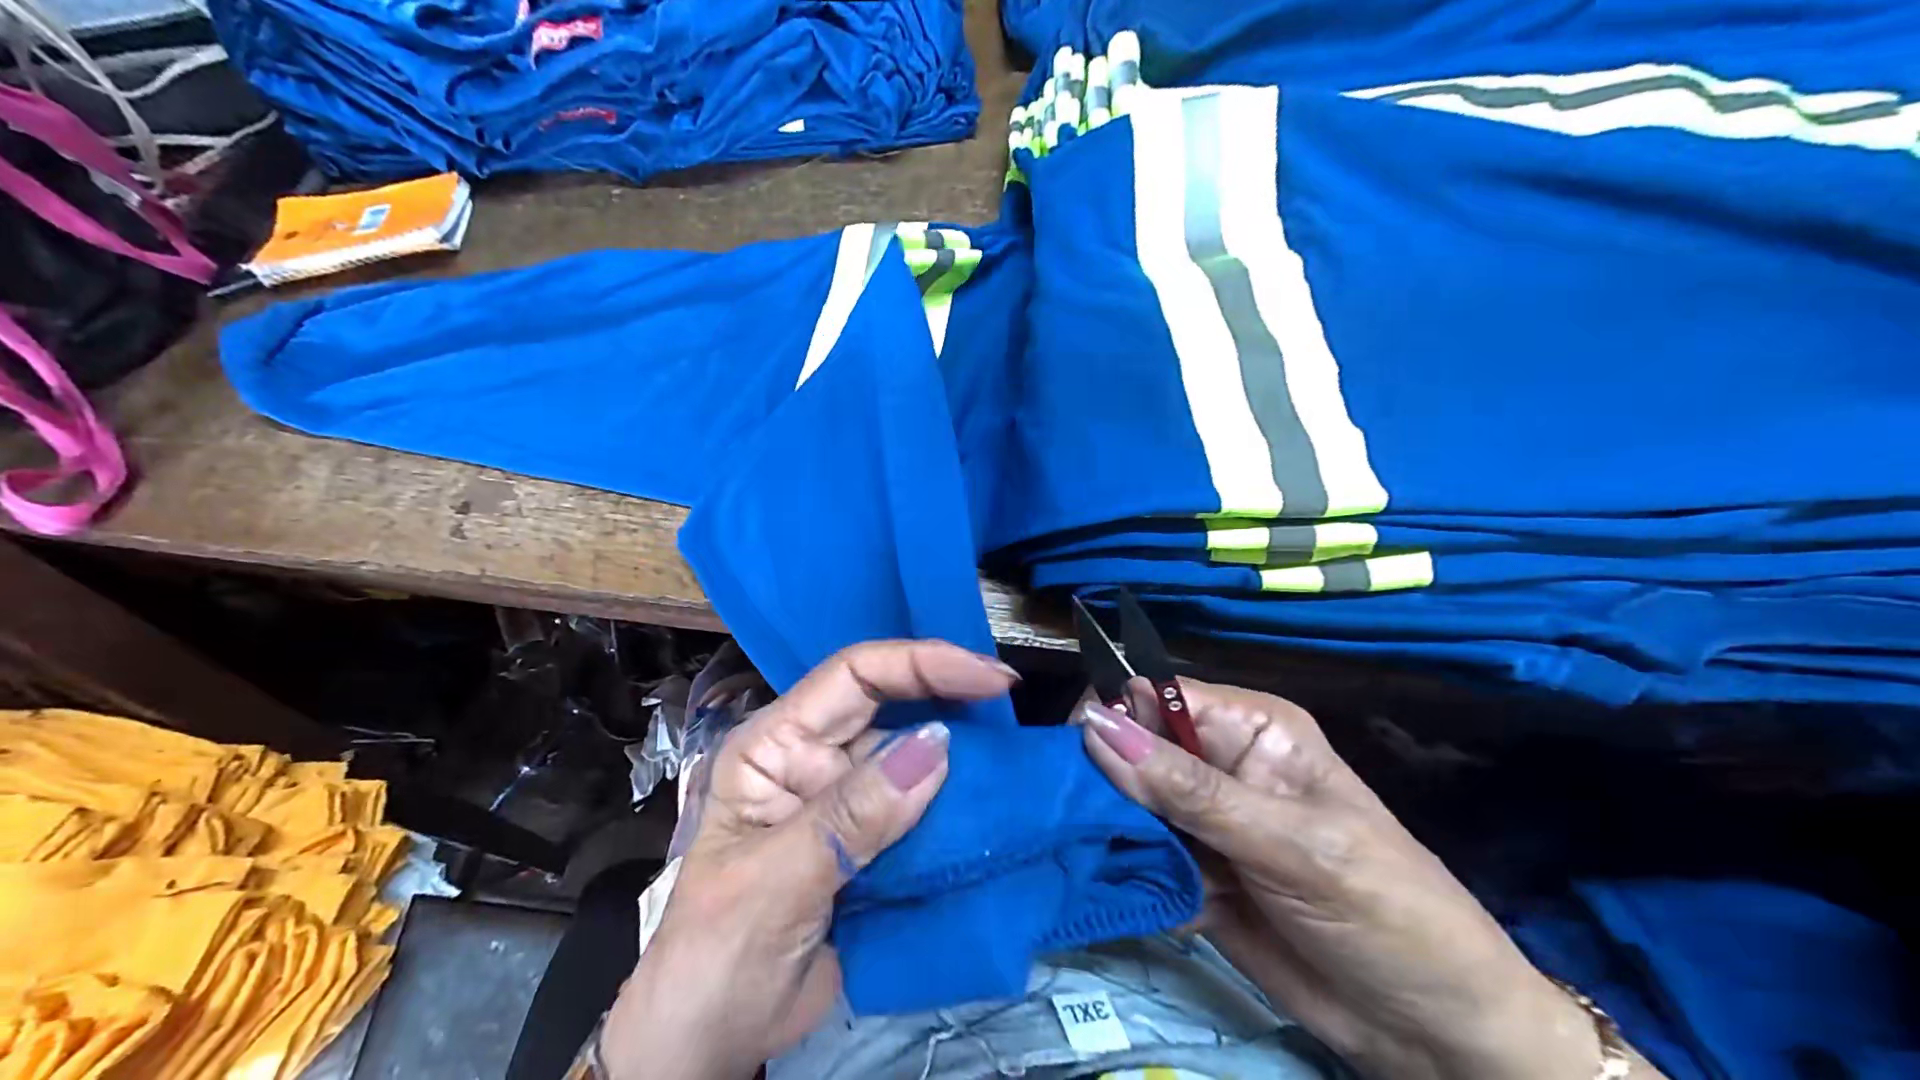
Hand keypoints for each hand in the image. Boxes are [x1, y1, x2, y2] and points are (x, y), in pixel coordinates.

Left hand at [600, 640, 1018, 1079]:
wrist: (710, 1042)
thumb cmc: (715, 955)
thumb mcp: (776, 880)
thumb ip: (852, 815)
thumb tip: (938, 744)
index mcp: (775, 745)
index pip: (852, 677)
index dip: (921, 665)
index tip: (987, 676)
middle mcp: (813, 760)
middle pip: (888, 706)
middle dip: (949, 695)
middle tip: (1010, 703)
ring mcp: (844, 802)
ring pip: (912, 757)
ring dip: (961, 755)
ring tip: (1014, 756)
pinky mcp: (870, 843)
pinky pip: (922, 810)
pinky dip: (958, 807)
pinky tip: (994, 806)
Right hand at [1080, 679, 1662, 1079]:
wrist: (1436, 1034)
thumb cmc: (1386, 913)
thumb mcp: (1289, 842)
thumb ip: (1188, 788)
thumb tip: (1095, 726)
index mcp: (1249, 729)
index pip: (1156, 696)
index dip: (1110, 714)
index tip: (1067, 756)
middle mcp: (1216, 766)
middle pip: (1131, 749)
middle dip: (1099, 778)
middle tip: (1067, 815)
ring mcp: (1201, 824)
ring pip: (1124, 805)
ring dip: (1105, 829)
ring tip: (1081, 855)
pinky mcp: (1190, 875)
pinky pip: (1135, 858)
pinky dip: (1122, 874)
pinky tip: (1113, 891)